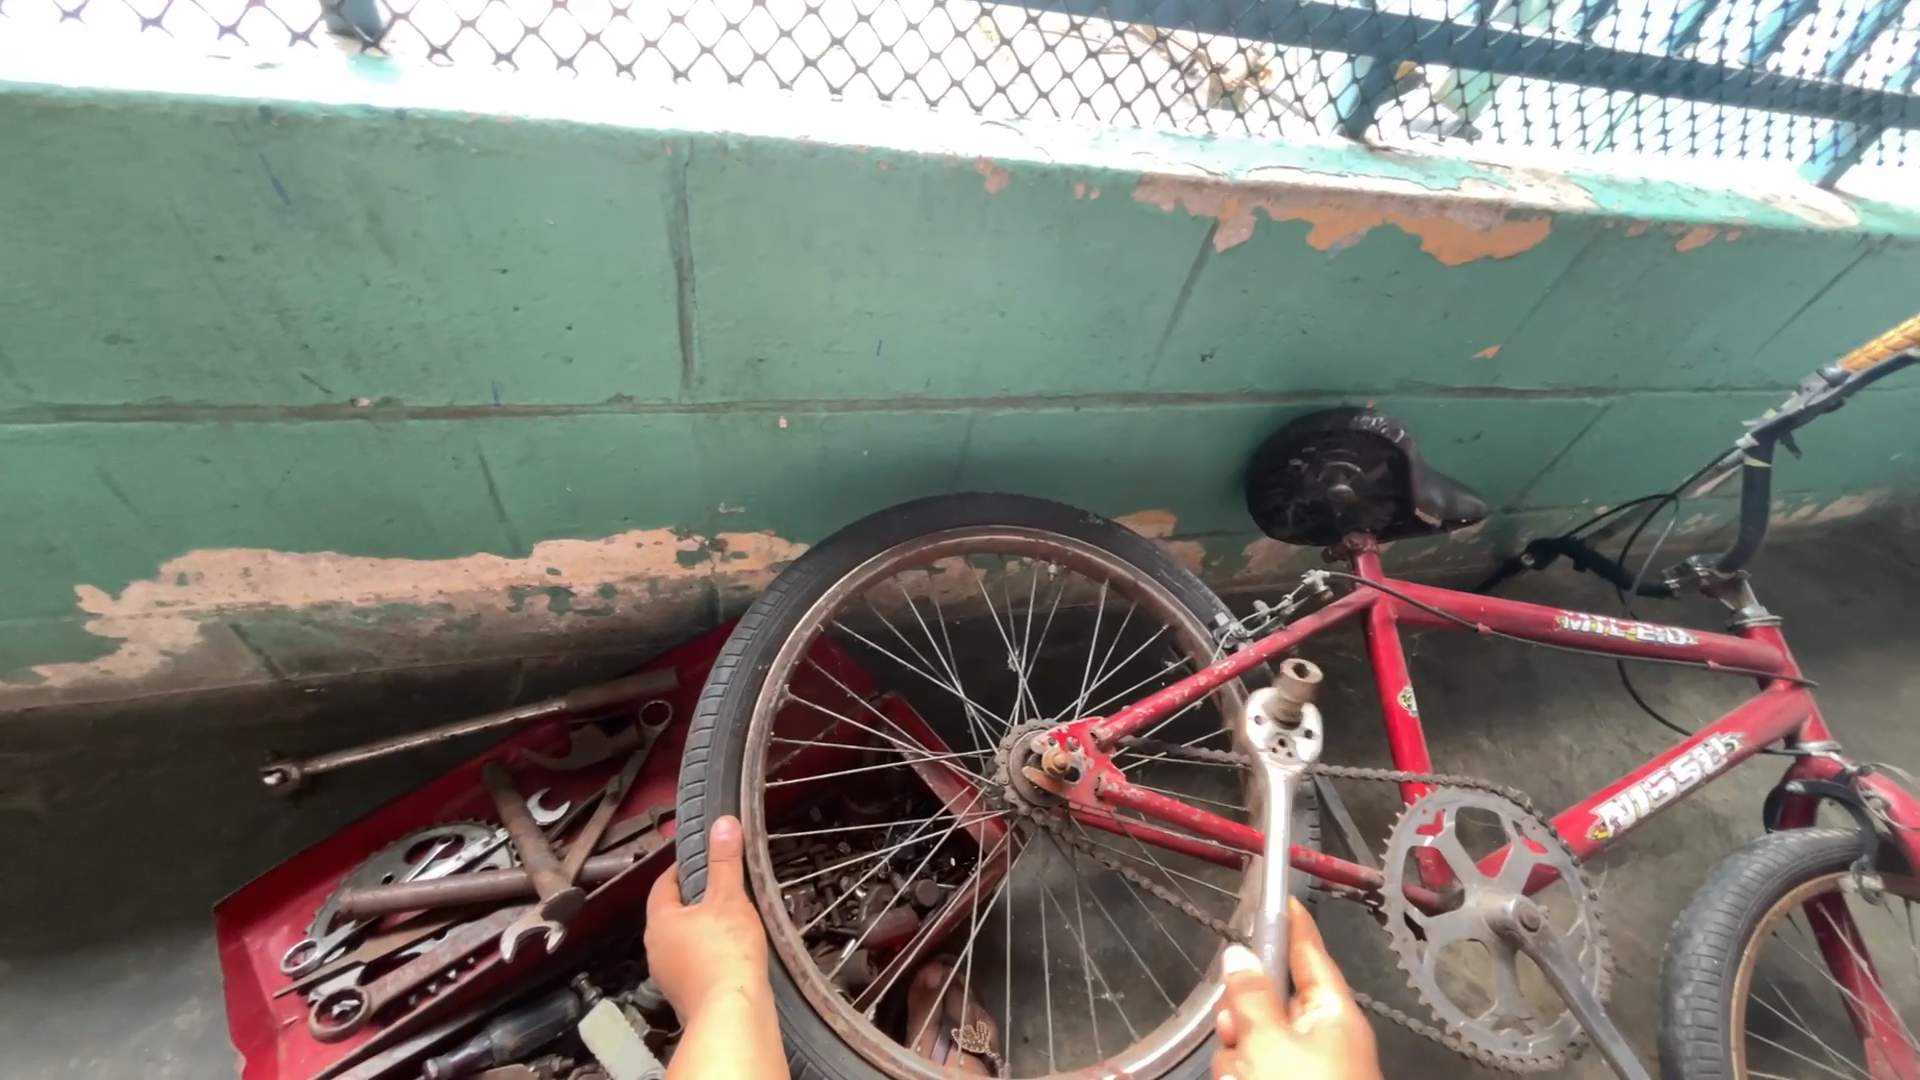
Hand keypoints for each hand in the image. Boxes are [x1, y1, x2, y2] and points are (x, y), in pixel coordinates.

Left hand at [645, 815, 771, 1021]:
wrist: (732, 1013)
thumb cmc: (726, 955)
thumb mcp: (728, 897)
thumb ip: (724, 860)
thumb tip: (722, 824)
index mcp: (660, 923)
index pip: (662, 885)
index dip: (680, 868)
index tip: (700, 857)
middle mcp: (657, 950)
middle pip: (672, 913)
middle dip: (695, 897)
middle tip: (720, 882)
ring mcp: (670, 975)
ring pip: (683, 938)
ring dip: (703, 925)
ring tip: (732, 913)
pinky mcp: (687, 993)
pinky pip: (695, 961)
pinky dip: (710, 949)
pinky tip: (733, 947)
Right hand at [1212, 898, 1381, 1079]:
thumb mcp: (1269, 1044)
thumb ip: (1249, 997)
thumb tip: (1239, 954)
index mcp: (1332, 1016)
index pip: (1310, 954)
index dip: (1293, 924)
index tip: (1279, 894)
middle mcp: (1322, 1040)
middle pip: (1269, 999)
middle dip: (1242, 1014)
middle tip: (1233, 1030)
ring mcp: (1305, 1073)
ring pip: (1252, 1039)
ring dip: (1236, 1056)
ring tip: (1242, 1079)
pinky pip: (1251, 1070)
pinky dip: (1239, 1076)